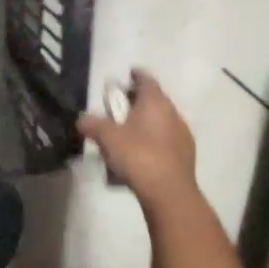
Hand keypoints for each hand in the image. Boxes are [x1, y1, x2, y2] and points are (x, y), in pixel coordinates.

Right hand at [77, 70, 198, 209]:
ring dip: (148, 121)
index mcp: (155, 102)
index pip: (146, 79)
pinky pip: (167, 139)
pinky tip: (143, 153)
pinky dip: (155, 140)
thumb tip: (81, 119)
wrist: (169, 192)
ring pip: (163, 120)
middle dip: (139, 100)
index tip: (127, 75)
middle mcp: (172, 112)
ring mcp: (183, 134)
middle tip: (120, 106)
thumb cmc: (138, 156)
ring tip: (130, 132)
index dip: (136, 75)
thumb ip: (93, 124)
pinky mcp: (187, 154)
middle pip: (155, 99)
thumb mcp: (107, 138)